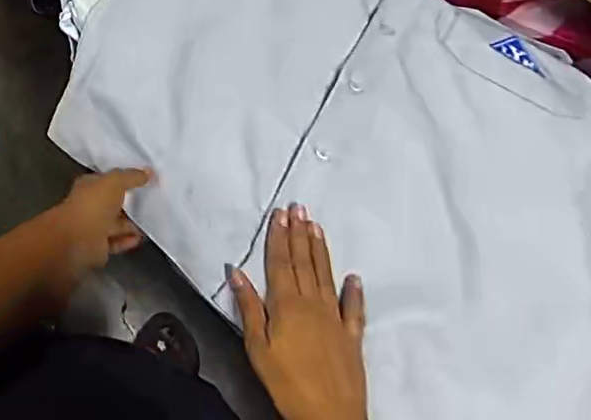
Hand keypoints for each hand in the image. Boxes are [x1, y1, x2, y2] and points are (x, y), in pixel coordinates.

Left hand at [47, 168, 150, 279]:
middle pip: (113, 202)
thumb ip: (131, 177)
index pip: (107, 180)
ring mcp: (94, 225)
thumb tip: (149, 171)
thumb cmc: (94, 204)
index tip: (143, 181)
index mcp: (89, 185)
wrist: (79, 238)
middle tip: (151, 202)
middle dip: (129, 203)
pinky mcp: (99, 246)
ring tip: (150, 222)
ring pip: (116, 223)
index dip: (123, 179)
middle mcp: (91, 204)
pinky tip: (141, 238)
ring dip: (131, 224)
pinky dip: (128, 239)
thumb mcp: (114, 182)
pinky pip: (117, 241)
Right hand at [230, 205, 366, 419]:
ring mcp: (335, 321)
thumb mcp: (257, 347)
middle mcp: (312, 305)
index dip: (279, 236)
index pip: (280, 262)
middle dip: (299, 233)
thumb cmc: (287, 383)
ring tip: (317, 227)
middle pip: (304, 263)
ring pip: (326, 277)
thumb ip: (248, 307)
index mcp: (286, 305)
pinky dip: (354, 292)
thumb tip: (236, 271)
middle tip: (299, 207)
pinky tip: (354, 277)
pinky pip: (354, 310)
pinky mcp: (352, 340)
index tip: (280, 214)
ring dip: (320, 251)